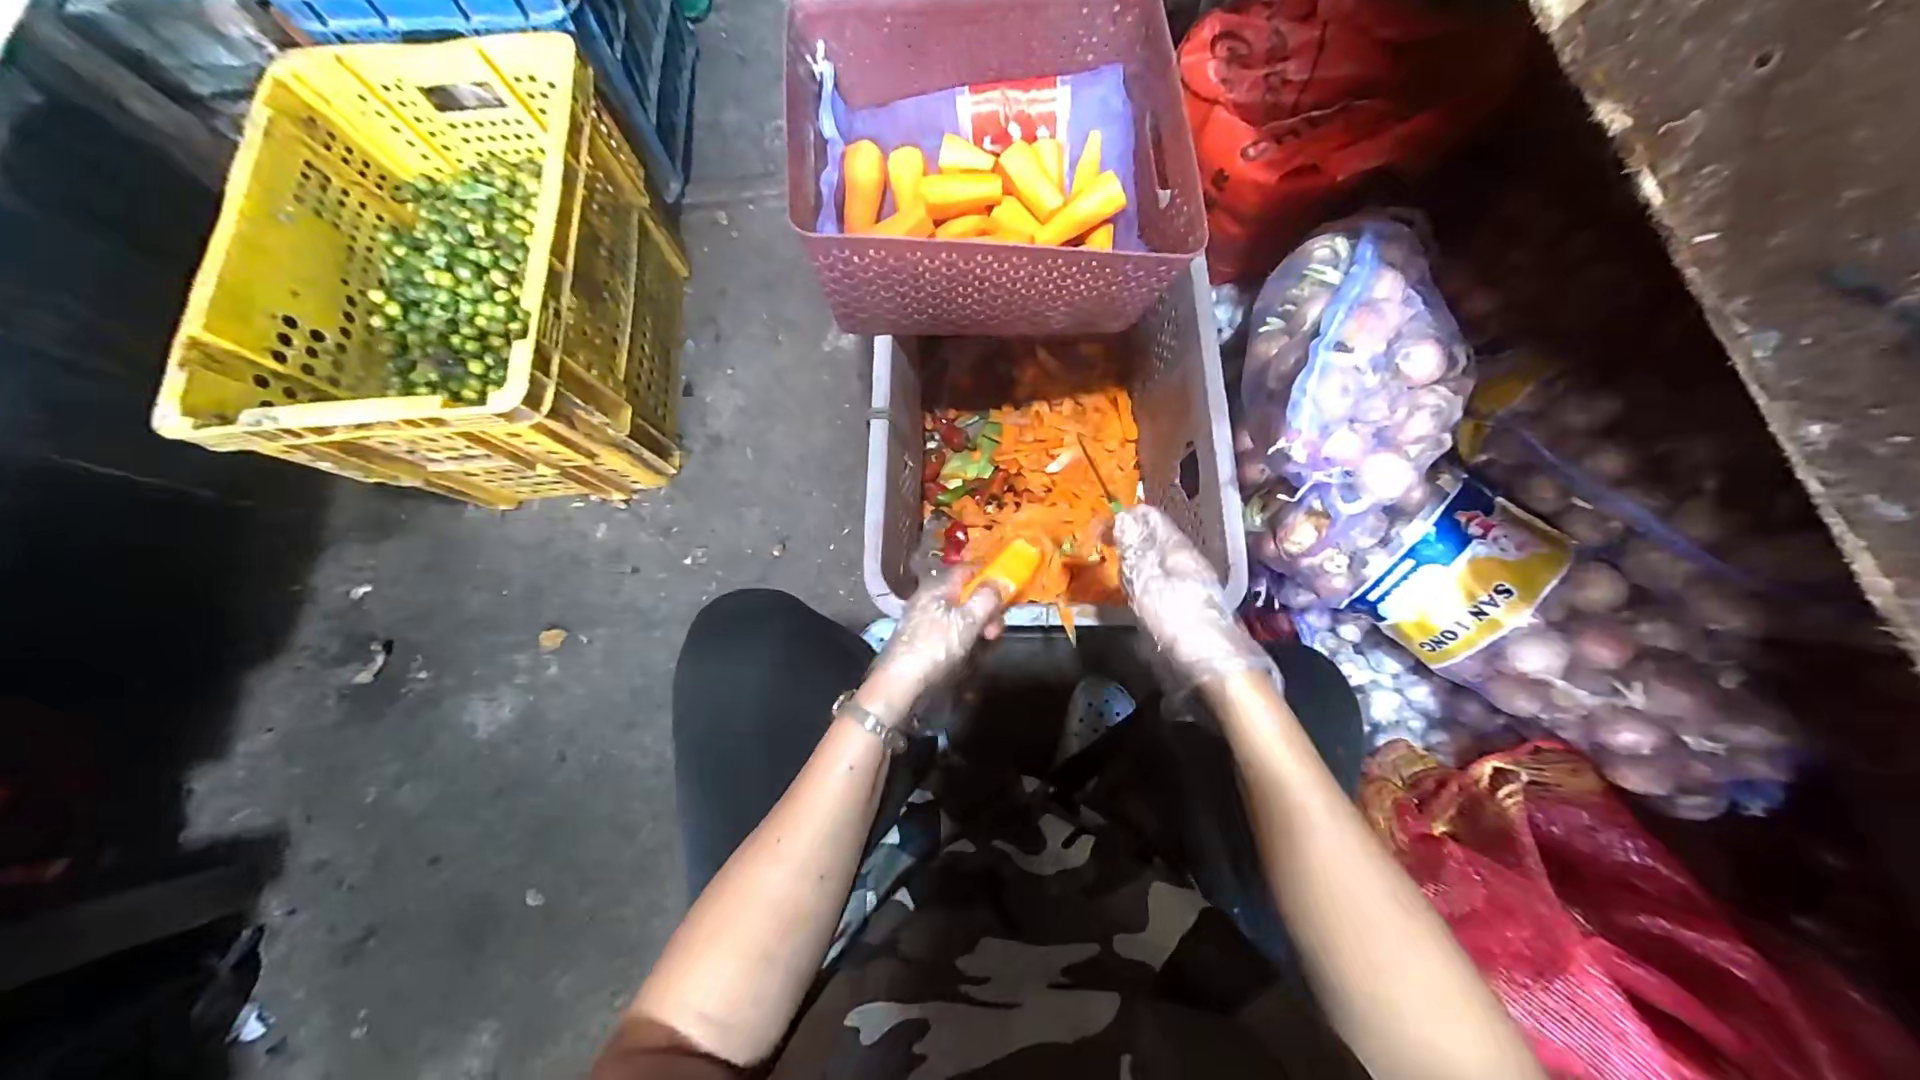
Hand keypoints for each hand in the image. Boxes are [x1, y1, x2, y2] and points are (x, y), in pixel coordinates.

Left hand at [859, 568, 1005, 723]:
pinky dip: (965, 638)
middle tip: (994, 631)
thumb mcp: (967, 620)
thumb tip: (1002, 579)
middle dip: (987, 609)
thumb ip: (987, 598)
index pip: (967, 570)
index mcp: (938, 587)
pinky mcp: (924, 639)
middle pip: (967, 595)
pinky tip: (969, 652)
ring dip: (978, 627)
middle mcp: (930, 598)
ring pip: (961, 615)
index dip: (988, 577)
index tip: (1007, 594)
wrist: (900, 684)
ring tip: (985, 644)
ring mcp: (926, 619)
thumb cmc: (935, 647)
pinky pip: (952, 631)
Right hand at [1112, 505, 1275, 686]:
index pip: (1149, 517)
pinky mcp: (1185, 607)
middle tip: (1099, 552)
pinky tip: (1130, 598)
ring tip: (1110, 572)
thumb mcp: (1148, 579)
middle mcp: (1185, 561)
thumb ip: (1134, 548)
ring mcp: (1188, 584)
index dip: (1121, 518)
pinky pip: (1156, 583)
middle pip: (1151, 539)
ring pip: (1153, 561)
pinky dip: (1139, 584)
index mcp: (1178, 548)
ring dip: (1131, 563)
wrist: (1213, 667)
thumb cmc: (1178, 618)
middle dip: (1124, 540)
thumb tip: (1122, 518)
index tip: (1096, 533)